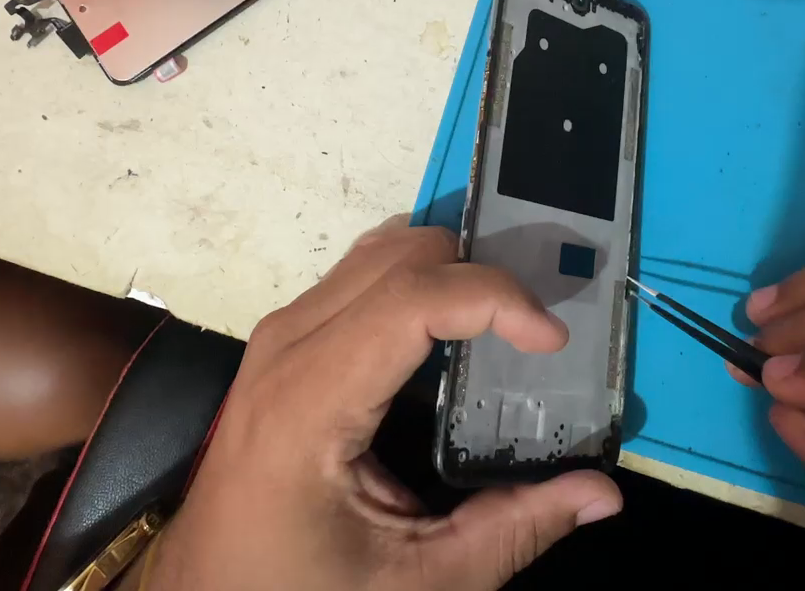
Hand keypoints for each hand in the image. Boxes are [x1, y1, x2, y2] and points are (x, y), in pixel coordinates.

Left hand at [145, 217, 620, 590]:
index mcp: (310, 401)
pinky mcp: (287, 329)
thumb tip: (603, 494)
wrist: (201, 590)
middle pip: (403, 254)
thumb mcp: (411, 586)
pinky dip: (418, 275)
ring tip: (498, 320)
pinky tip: (447, 324)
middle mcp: (290, 340)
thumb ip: (511, 531)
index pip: (412, 300)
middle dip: (480, 274)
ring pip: (382, 247)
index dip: (493, 297)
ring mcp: (283, 327)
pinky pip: (363, 267)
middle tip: (529, 329)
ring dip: (450, 267)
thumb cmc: (296, 590)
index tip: (550, 338)